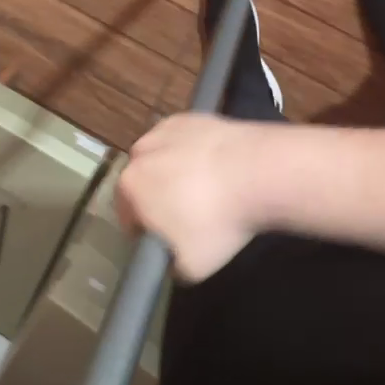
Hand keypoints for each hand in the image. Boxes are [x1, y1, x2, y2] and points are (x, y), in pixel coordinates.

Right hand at [116, 114, 275, 281]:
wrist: (257, 171)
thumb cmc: (217, 222)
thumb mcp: (191, 268)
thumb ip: (171, 264)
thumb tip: (172, 258)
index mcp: (130, 187)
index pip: (128, 216)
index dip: (146, 231)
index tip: (168, 238)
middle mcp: (140, 153)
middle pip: (142, 182)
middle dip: (158, 197)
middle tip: (188, 214)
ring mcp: (164, 129)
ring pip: (160, 157)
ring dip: (173, 170)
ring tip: (205, 187)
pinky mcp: (189, 115)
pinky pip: (182, 139)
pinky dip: (191, 150)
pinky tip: (214, 164)